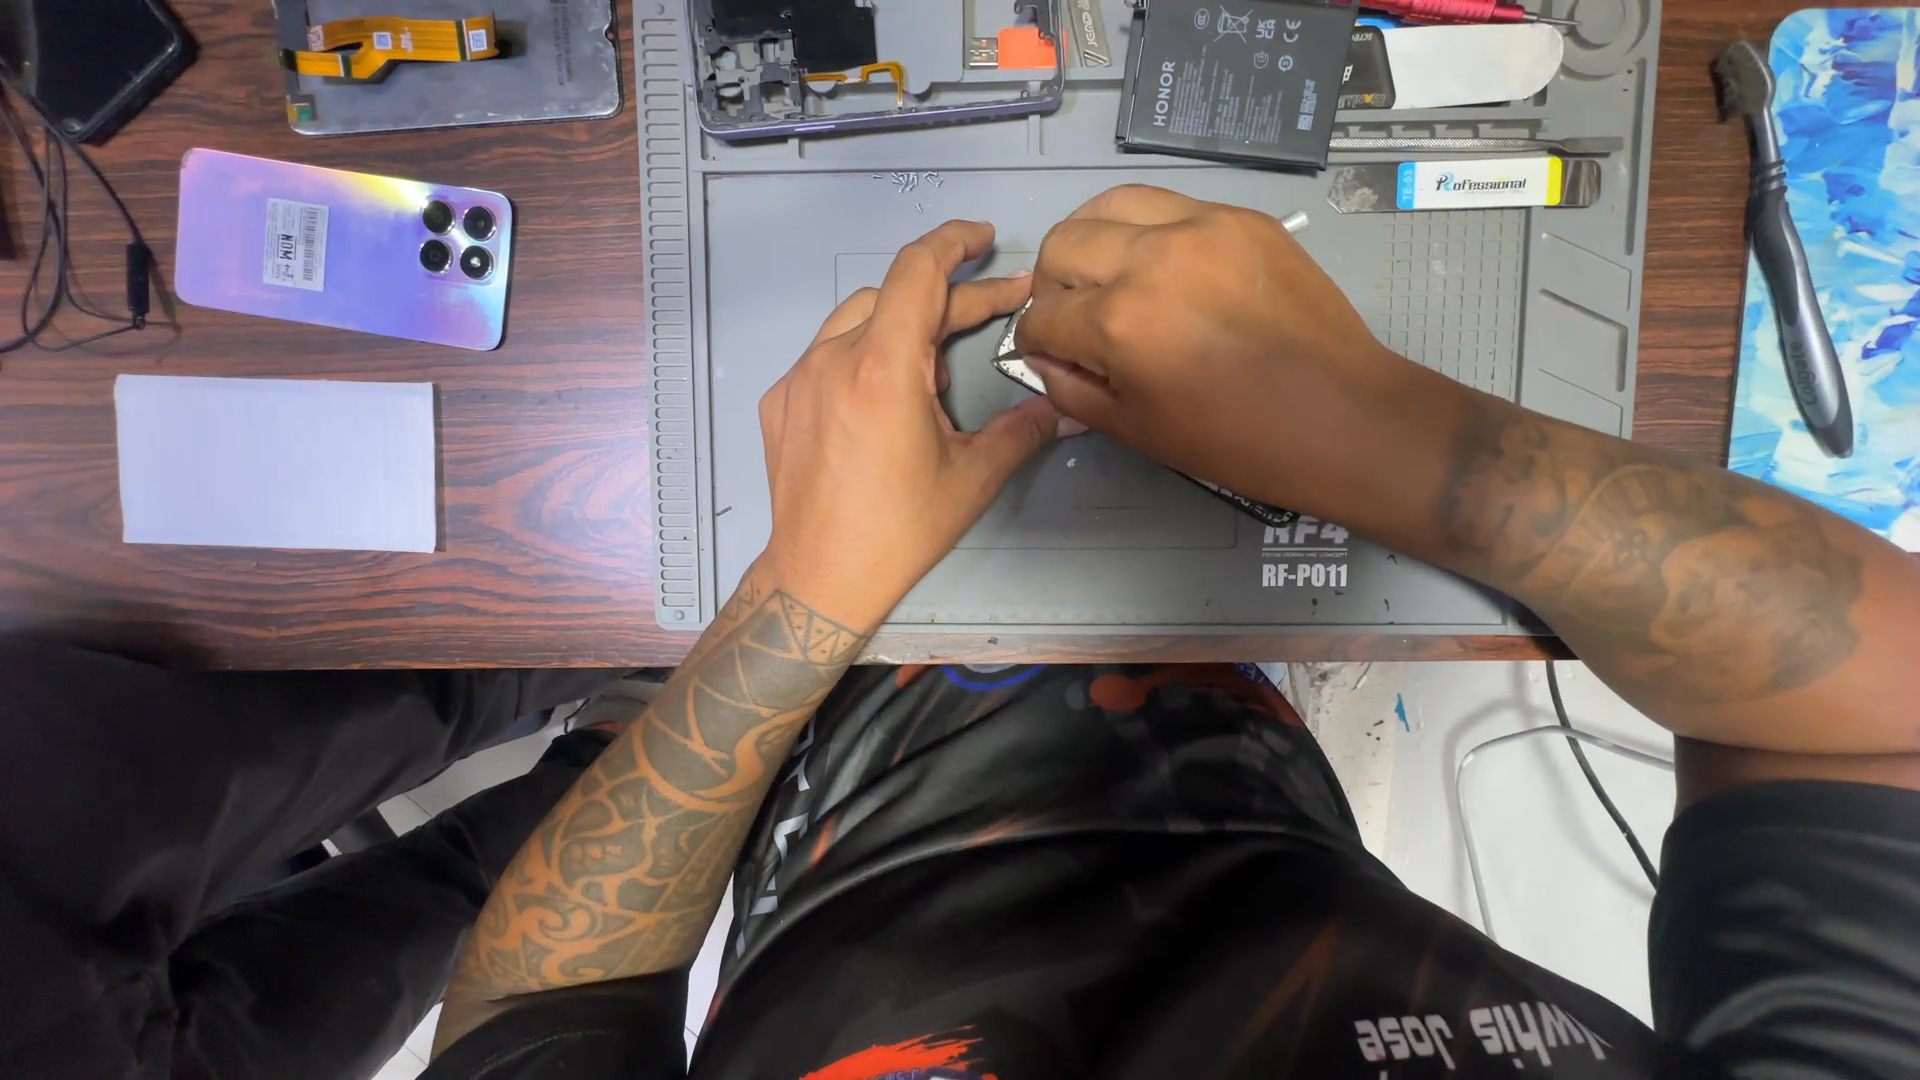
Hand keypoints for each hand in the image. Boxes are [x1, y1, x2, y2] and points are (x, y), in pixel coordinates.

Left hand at [756, 220, 1068, 630]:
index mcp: (883, 368)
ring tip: (933, 367)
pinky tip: (880, 397)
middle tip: (991, 316)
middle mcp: (832, 359)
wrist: (820, 577)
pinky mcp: (779, 401)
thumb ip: (1023, 430)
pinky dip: (861, 356)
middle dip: (947, 300)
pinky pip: (825, 355)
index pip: (918, 271)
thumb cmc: (900, 531)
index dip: (953, 242)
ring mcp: (798, 378)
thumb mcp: (972, 478)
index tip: (981, 237)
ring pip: (855, 321)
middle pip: (894, 296)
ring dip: (902, 326)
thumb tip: (1067, 409)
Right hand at [1015, 185, 1432, 517]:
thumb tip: (1045, 359)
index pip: (1041, 316)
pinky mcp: (1239, 217)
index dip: (1034, 341)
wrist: (1338, 415)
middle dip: (1052, 285)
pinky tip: (1163, 269)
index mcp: (1118, 321)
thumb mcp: (1134, 429)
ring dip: (1091, 242)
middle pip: (1061, 244)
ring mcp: (1200, 225)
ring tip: (1109, 277)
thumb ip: (1071, 390)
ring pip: (1108, 204)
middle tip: (1074, 316)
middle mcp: (1150, 257)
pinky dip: (1144, 232)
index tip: (1050, 354)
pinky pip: (1165, 204)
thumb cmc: (1232, 439)